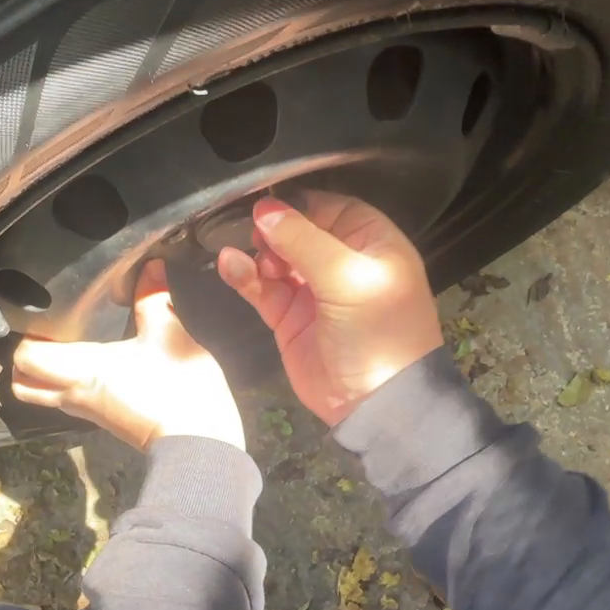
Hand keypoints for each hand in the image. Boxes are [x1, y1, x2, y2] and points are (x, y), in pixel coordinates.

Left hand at [12, 260, 244, 451]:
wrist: (199, 442)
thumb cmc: (179, 387)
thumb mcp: (169, 335)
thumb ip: (153, 298)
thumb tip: (150, 265)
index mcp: (81, 370)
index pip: (25, 359)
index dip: (23, 337)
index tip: (37, 316)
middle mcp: (74, 395)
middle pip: (23, 385)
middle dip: (25, 361)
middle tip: (43, 334)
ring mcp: (87, 413)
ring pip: (44, 396)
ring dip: (44, 375)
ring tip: (64, 345)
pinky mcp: (104, 421)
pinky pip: (68, 401)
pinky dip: (66, 384)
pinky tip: (91, 364)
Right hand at [216, 192, 442, 425]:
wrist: (375, 404)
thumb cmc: (377, 332)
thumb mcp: (348, 278)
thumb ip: (304, 240)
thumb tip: (266, 210)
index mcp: (372, 245)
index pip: (332, 208)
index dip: (301, 206)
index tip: (269, 205)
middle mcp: (342, 264)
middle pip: (299, 231)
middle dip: (275, 230)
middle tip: (258, 236)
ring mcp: (313, 292)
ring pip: (276, 259)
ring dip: (258, 254)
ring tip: (252, 259)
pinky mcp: (288, 318)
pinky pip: (262, 288)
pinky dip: (245, 277)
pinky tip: (231, 265)